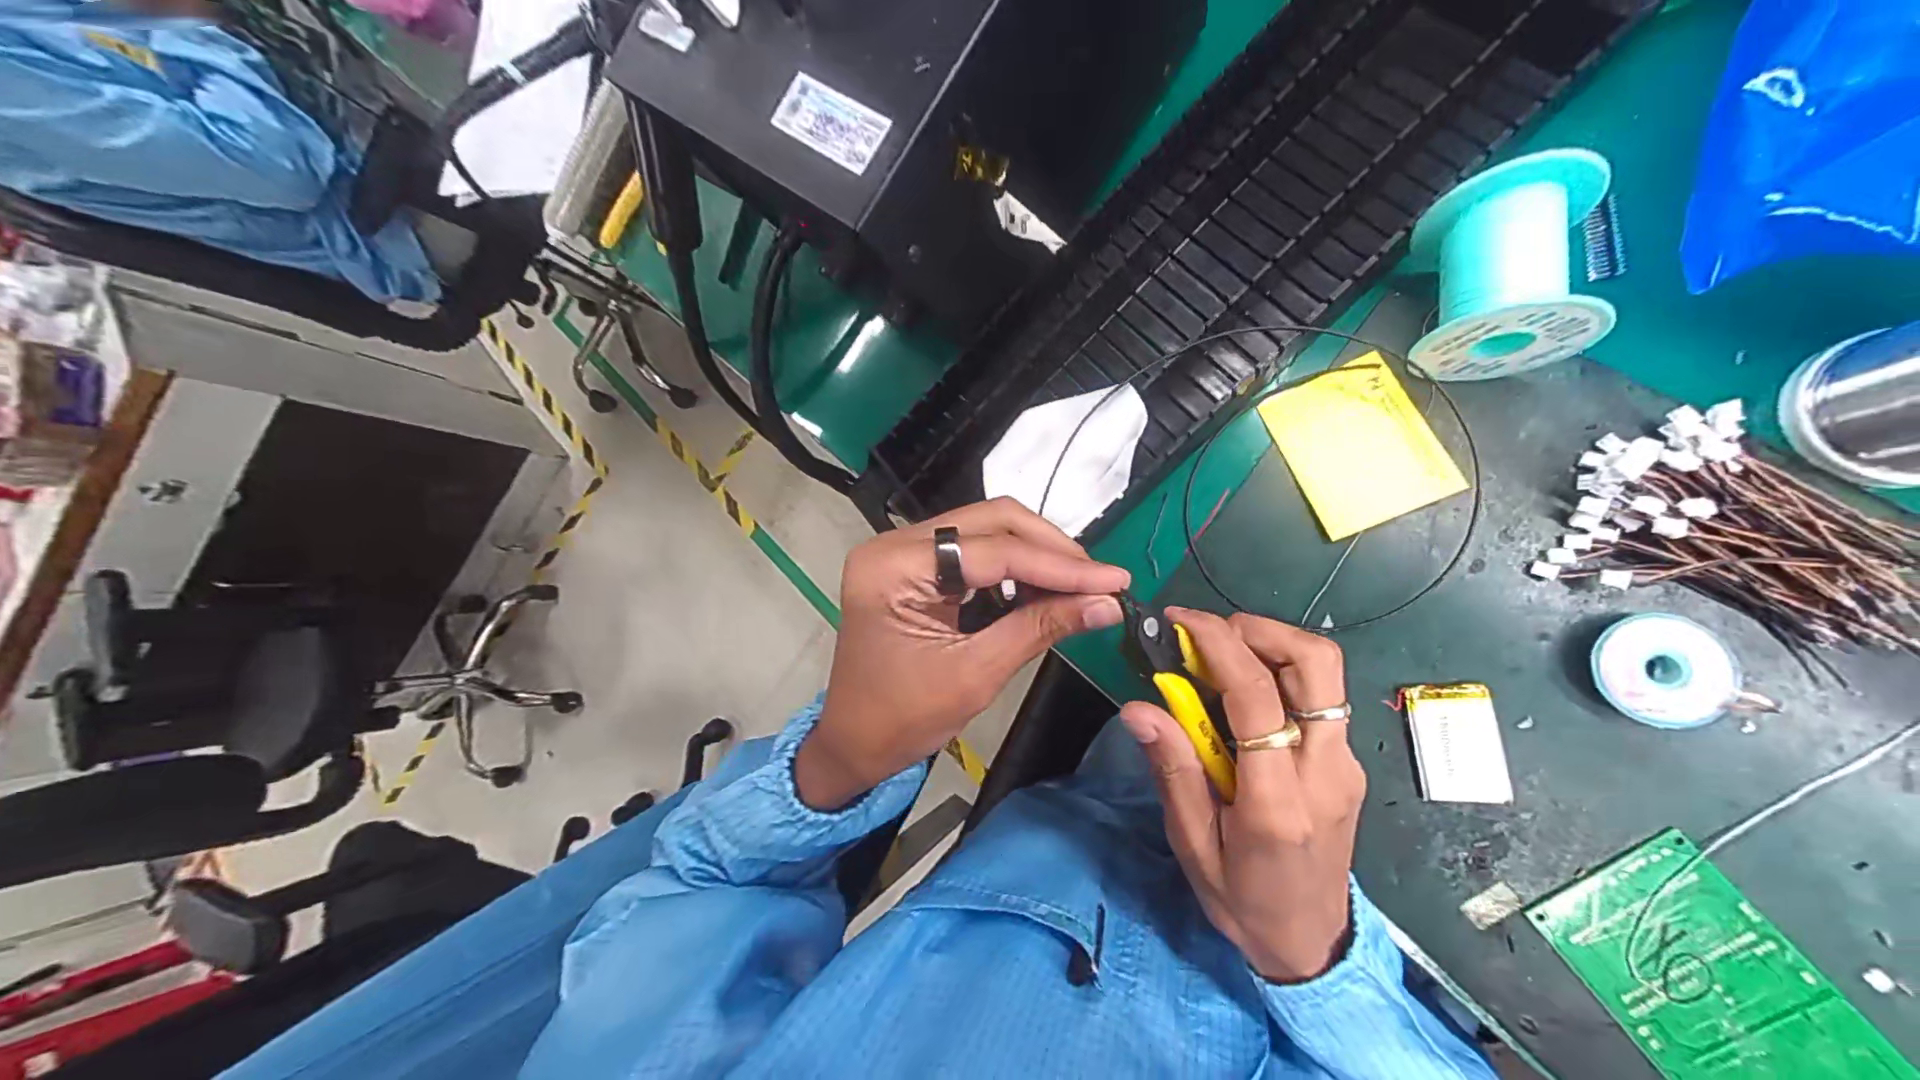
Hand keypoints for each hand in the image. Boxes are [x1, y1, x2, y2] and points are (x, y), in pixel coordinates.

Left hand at [796, 498, 1129, 809]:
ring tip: (1080, 584)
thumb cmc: (903, 719)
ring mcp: (902, 551)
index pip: (992, 550)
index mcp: (894, 568)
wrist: (854, 744)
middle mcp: (894, 544)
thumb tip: (1106, 603)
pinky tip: (1044, 585)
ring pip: (986, 529)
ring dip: (1036, 553)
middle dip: (1051, 549)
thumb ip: (1040, 627)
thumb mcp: (975, 674)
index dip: (1059, 564)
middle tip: (1099, 580)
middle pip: (991, 521)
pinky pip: (974, 549)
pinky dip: (1014, 565)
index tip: (1114, 579)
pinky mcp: (915, 565)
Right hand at [1119, 608, 1364, 982]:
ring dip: (1270, 645)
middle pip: (1316, 664)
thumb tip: (1138, 709)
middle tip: (1208, 633)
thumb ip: (1172, 770)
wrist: (1313, 943)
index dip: (1217, 644)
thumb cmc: (1241, 899)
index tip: (1180, 621)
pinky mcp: (1348, 762)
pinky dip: (1277, 672)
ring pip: (1324, 672)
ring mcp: (1346, 764)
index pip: (1257, 696)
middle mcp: (1326, 771)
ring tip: (1217, 655)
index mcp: (1279, 800)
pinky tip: (1239, 691)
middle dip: (1261, 629)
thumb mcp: (1192, 843)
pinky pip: (1317, 696)